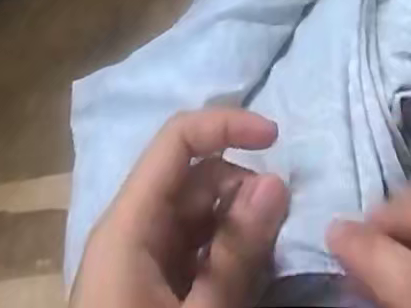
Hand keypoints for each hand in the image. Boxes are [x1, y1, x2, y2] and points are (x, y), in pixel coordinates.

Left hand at [70, 110, 290, 307]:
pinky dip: (224, 252)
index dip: (225, 124)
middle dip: (241, 185)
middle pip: (191, 177)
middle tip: (282, 222)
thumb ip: (237, 251)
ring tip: (269, 253)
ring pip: (196, 213)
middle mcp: (131, 227)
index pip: (177, 140)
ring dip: (237, 222)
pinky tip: (249, 274)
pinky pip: (193, 248)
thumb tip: (276, 181)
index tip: (276, 138)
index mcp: (129, 222)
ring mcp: (140, 258)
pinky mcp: (149, 285)